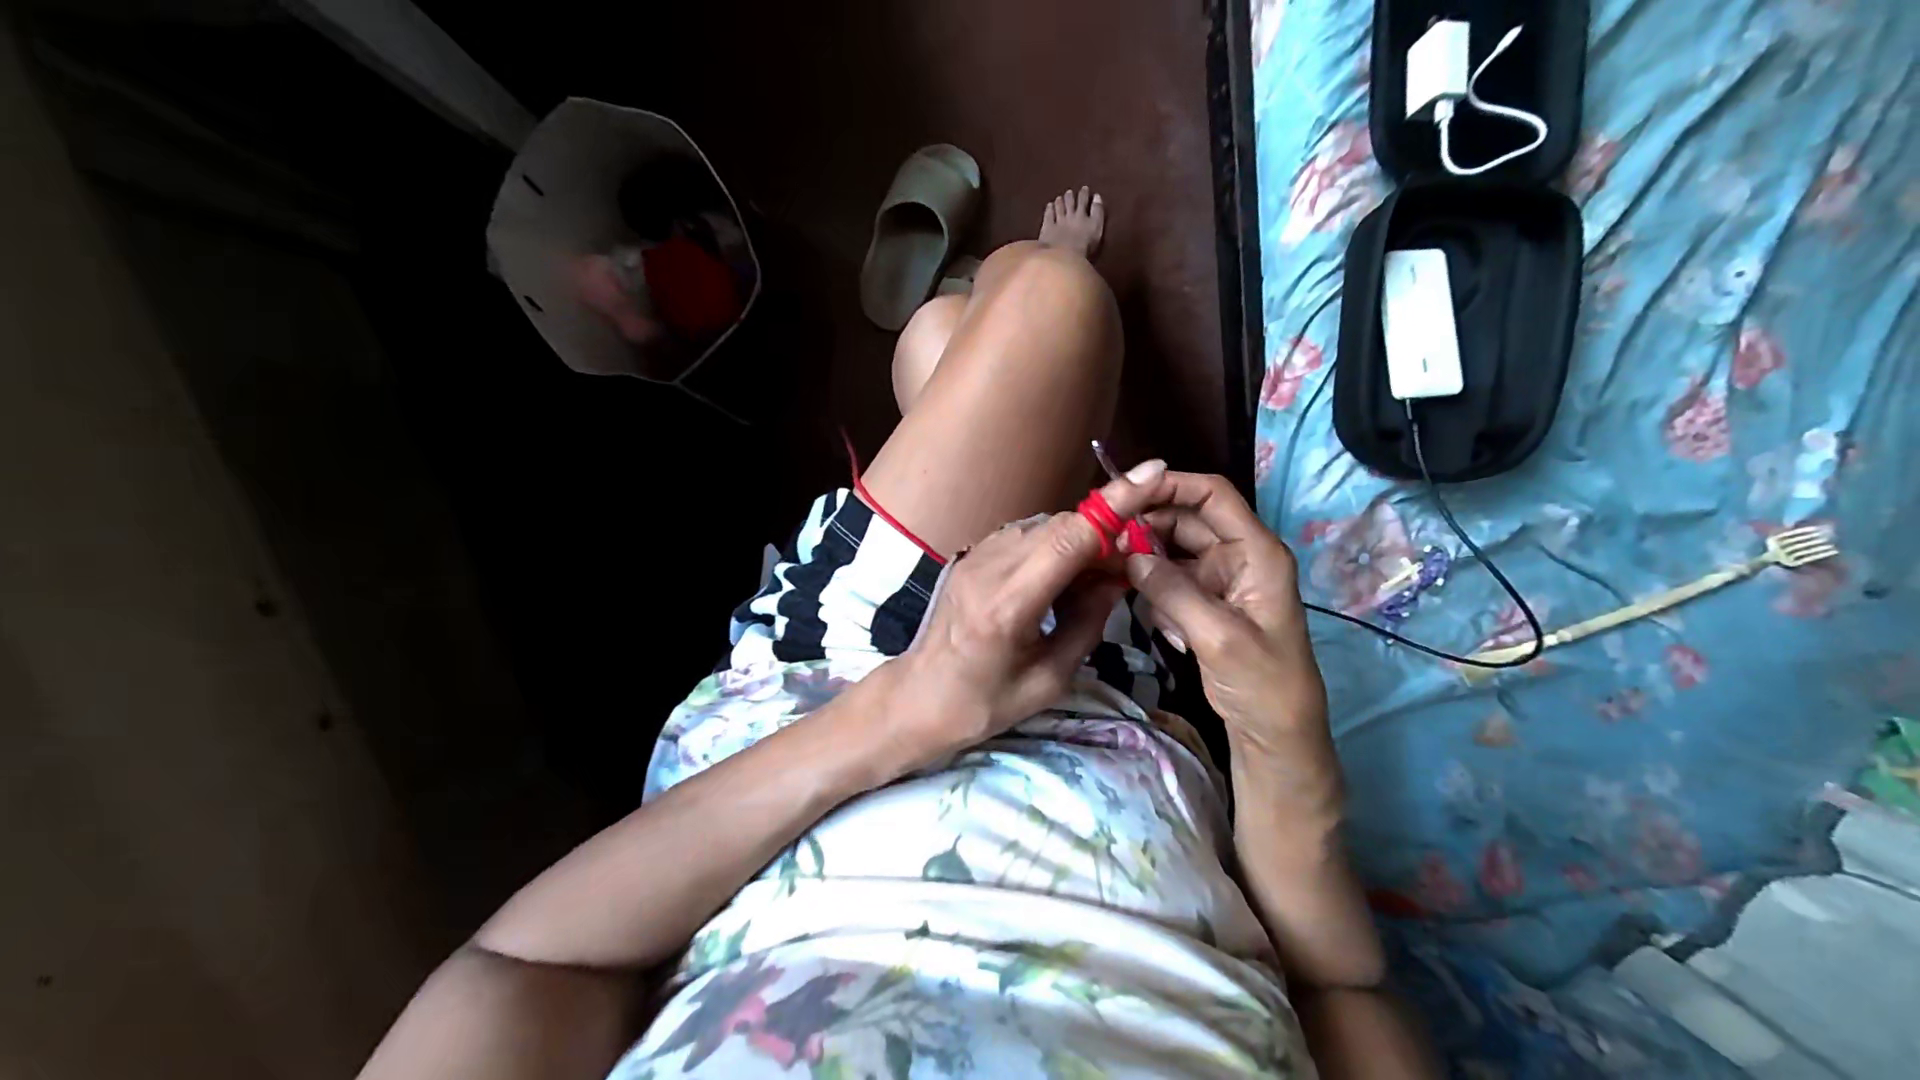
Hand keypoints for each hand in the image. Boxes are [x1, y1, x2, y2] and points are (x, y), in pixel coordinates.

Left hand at [872, 460, 1169, 774]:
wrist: (920, 697)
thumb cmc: (986, 702)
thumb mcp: (1050, 677)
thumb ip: (1088, 621)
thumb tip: (1120, 574)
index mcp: (1008, 606)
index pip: (1069, 539)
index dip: (1115, 504)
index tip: (1152, 473)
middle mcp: (988, 568)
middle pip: (1060, 525)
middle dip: (1102, 533)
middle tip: (1125, 566)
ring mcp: (974, 557)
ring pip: (1042, 526)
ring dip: (1076, 540)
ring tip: (1091, 579)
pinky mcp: (970, 556)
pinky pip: (1022, 535)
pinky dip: (1051, 545)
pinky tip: (1058, 577)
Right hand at [1126, 473, 1332, 787]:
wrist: (1274, 732)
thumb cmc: (1263, 681)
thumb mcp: (1218, 636)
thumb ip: (1173, 591)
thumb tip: (1130, 555)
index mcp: (1256, 552)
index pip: (1213, 496)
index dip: (1172, 485)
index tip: (1125, 490)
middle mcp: (1237, 556)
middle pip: (1184, 520)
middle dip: (1148, 531)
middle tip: (1109, 547)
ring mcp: (1218, 579)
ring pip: (1170, 552)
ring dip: (1149, 570)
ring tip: (1143, 601)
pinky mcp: (1203, 602)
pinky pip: (1167, 582)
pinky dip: (1157, 598)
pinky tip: (1167, 632)